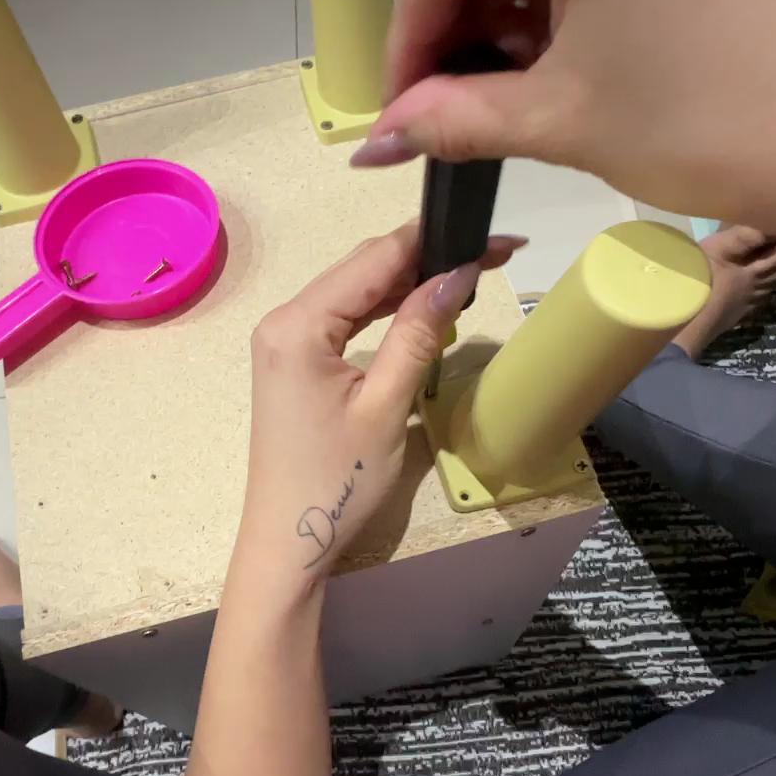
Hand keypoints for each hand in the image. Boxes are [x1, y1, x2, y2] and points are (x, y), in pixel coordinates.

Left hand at [233, 222, 523, 583]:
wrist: (289, 541)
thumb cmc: (337, 482)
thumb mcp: (385, 407)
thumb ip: (418, 333)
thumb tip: (459, 271)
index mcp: (298, 325)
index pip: (374, 259)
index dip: (434, 241)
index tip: (492, 234)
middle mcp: (284, 320)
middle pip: (362, 269)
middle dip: (425, 258)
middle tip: (492, 253)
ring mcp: (286, 342)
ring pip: (354, 293)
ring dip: (407, 283)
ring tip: (467, 275)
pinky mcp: (295, 363)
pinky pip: (344, 321)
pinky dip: (383, 311)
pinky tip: (420, 306)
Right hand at [355, 0, 775, 241]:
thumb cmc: (705, 119)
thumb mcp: (563, 118)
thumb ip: (455, 119)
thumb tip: (378, 137)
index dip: (406, 44)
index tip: (397, 114)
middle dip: (455, 31)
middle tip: (446, 109)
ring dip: (508, 16)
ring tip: (505, 92)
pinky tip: (562, 55)